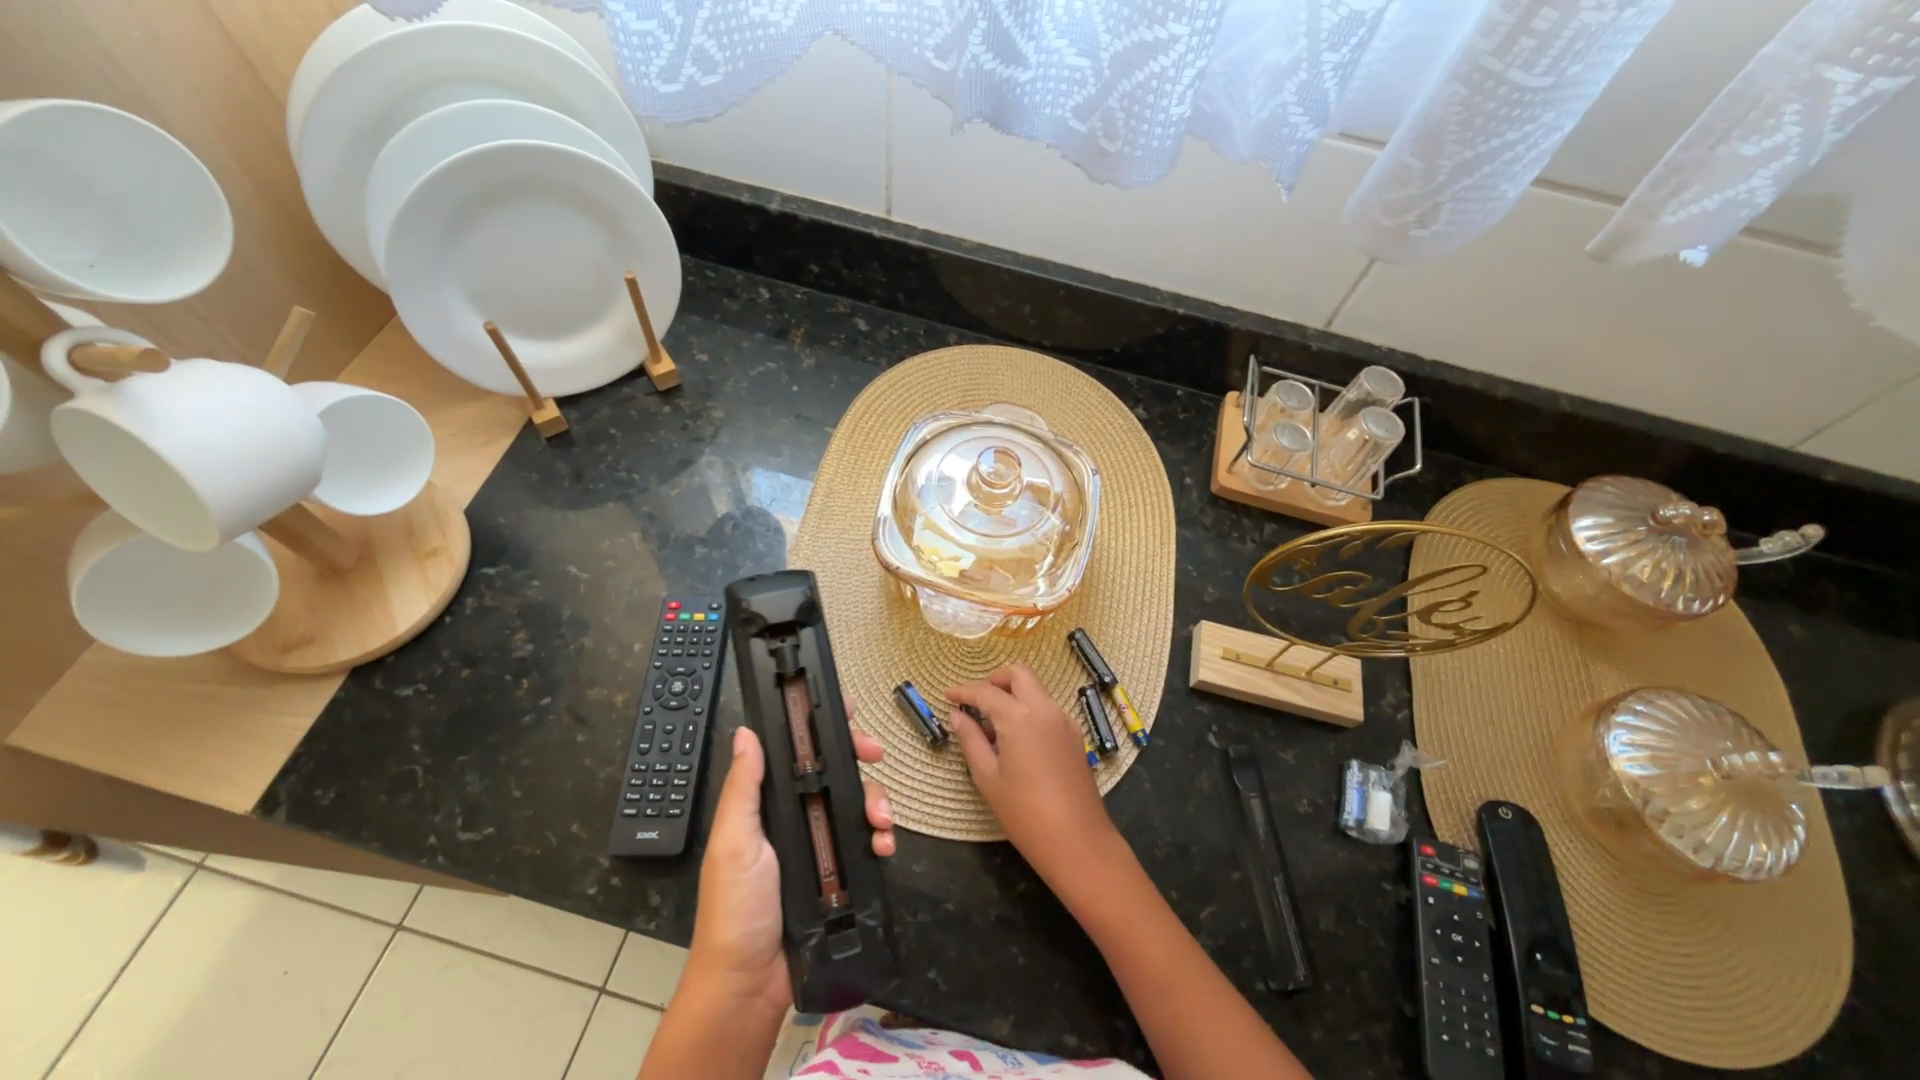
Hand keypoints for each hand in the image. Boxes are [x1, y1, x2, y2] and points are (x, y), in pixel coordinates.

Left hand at [685, 710, 893, 1015]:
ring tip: (883, 818)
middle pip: (835, 774)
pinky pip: (867, 843)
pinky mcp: (840, 873)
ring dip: (877, 800)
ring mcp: (820, 846)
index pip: (796, 756)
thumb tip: (747, 733)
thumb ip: (744, 789)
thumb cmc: (735, 909)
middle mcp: (795, 819)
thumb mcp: (734, 844)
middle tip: (877, 754)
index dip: (822, 732)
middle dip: (860, 759)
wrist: (753, 982)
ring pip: (857, 805)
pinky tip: (885, 845)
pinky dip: (882, 838)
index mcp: (766, 806)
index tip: (848, 717)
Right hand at [948, 664, 1117, 880]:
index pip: (987, 692)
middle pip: (1019, 675)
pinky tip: (1015, 739)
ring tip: (991, 726)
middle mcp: (1045, 709)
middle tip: (975, 701)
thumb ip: (970, 740)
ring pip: (1036, 690)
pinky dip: (1028, 710)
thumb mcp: (988, 777)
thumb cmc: (1025, 813)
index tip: (948, 695)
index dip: (964, 691)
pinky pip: (1047, 709)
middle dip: (994, 681)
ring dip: (1013, 695)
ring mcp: (1064, 721)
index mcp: (1020, 717)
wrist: (1077, 840)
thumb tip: (957, 717)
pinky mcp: (1075, 736)